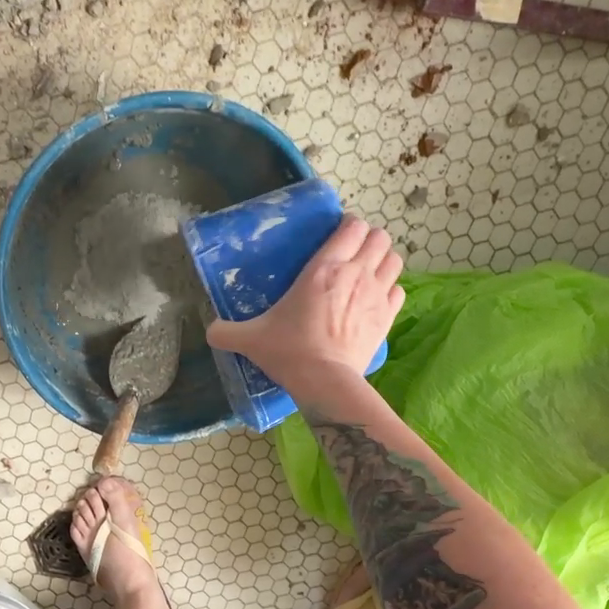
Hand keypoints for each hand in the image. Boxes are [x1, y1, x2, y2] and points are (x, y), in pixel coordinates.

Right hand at [207, 215, 404, 404]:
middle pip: (379, 237)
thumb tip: (209, 331)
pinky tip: (377, 299)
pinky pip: (399, 290)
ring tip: (370, 272)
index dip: (349, 226)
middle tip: (354, 254)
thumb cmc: (289, 352)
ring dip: (384, 261)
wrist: (324, 382)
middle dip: (370, 241)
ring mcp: (376, 294)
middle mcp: (355, 273)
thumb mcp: (250, 339)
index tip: (338, 236)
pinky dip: (391, 289)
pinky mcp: (387, 316)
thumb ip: (226, 331)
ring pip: (394, 259)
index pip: (351, 227)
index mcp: (323, 268)